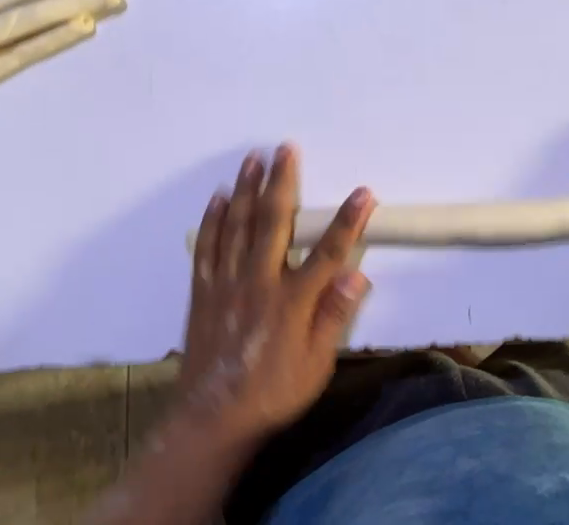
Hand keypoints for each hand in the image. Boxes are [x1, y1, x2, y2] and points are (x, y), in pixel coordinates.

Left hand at [177, 145, 375, 449]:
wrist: (213, 419)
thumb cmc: (274, 393)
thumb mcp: (316, 364)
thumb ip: (334, 316)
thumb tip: (357, 274)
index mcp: (292, 300)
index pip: (327, 252)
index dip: (348, 221)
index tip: (364, 193)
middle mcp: (259, 281)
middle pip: (274, 222)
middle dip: (283, 181)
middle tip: (286, 148)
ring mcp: (227, 283)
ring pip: (238, 225)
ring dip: (247, 189)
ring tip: (253, 158)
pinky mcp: (203, 291)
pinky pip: (208, 247)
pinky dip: (214, 220)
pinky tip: (219, 199)